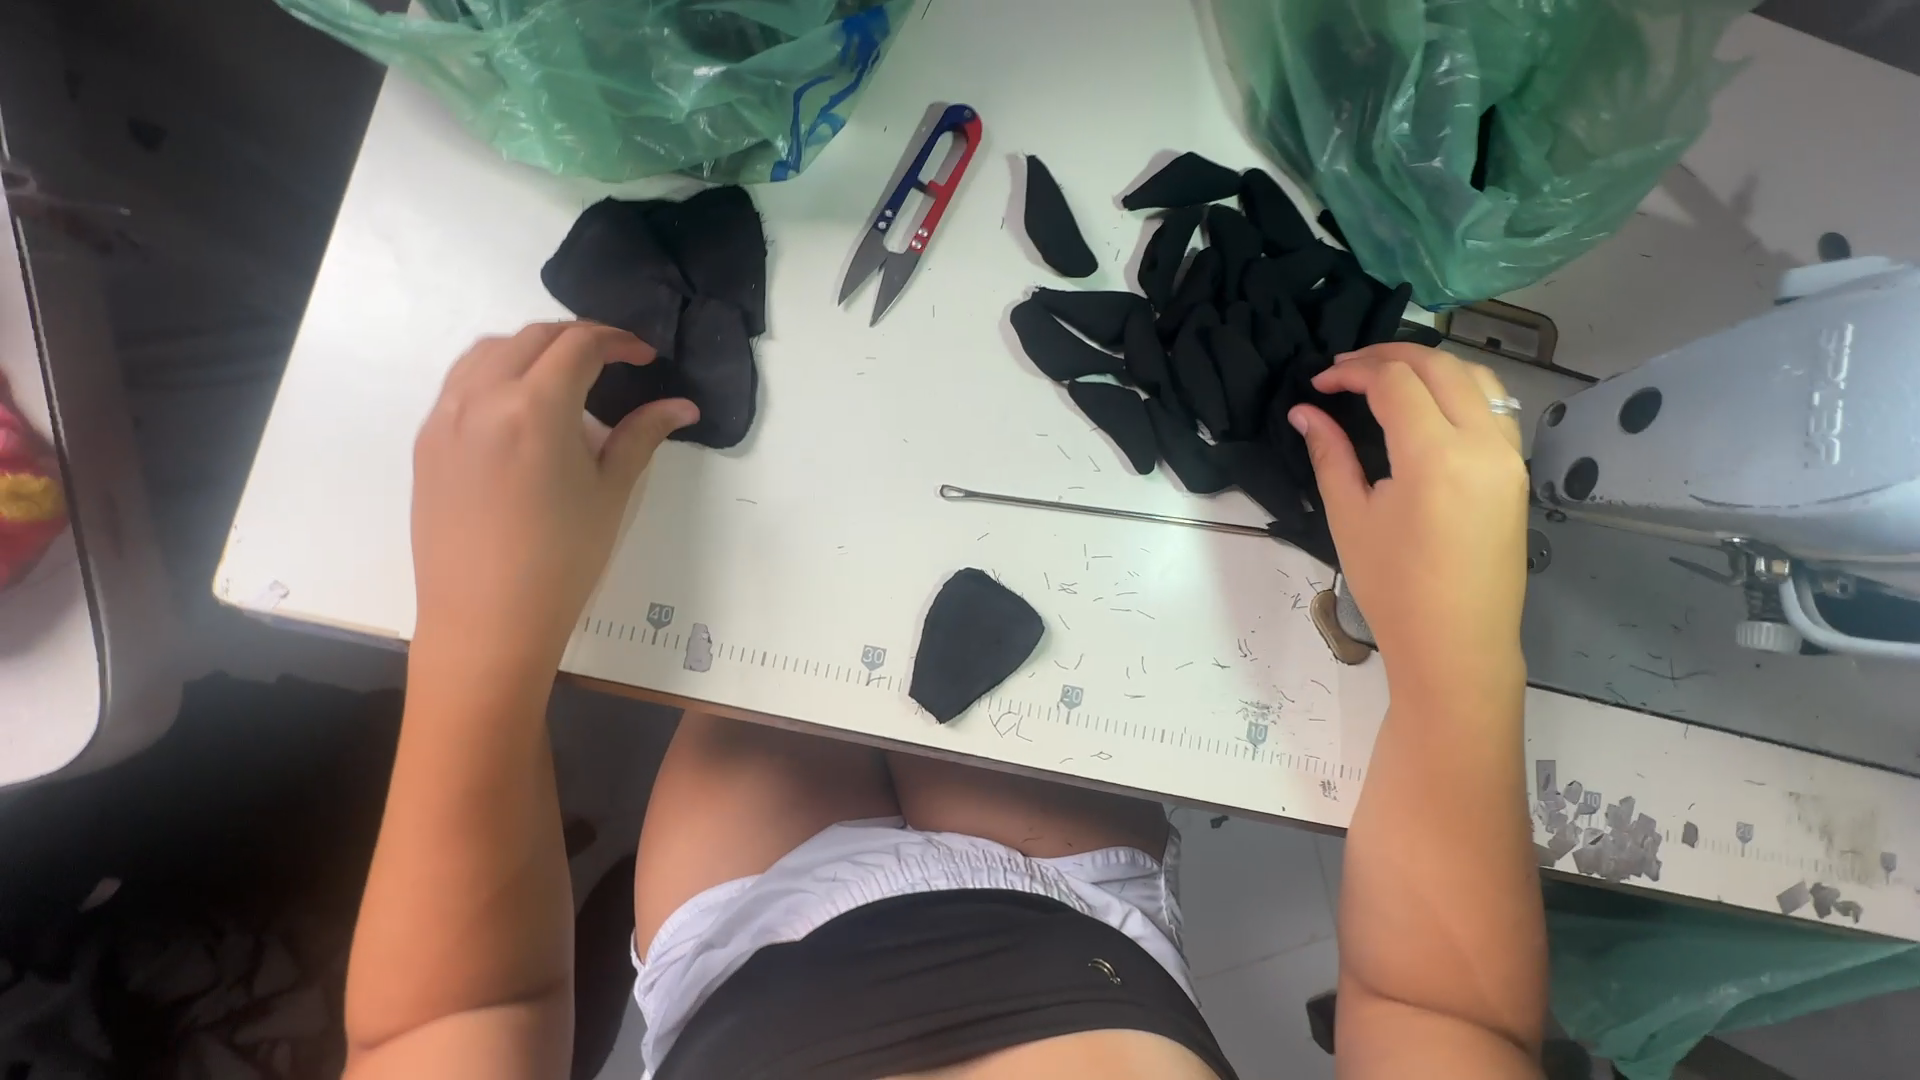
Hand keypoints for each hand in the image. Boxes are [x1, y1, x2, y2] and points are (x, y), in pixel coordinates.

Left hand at [411, 322, 696, 665]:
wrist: (488, 617)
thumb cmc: (564, 558)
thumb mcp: (612, 492)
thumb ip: (643, 435)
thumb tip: (683, 406)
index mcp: (535, 409)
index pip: (578, 345)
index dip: (617, 341)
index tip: (645, 355)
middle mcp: (482, 398)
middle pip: (532, 338)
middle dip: (578, 338)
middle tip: (614, 361)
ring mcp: (446, 417)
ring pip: (489, 351)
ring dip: (533, 349)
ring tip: (566, 378)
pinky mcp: (428, 441)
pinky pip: (461, 382)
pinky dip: (497, 373)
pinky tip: (523, 409)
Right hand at [1289, 343, 1527, 685]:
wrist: (1456, 640)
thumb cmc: (1391, 586)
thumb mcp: (1349, 517)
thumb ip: (1329, 454)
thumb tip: (1305, 412)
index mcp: (1434, 456)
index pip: (1396, 382)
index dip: (1353, 371)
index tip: (1318, 382)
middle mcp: (1482, 443)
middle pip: (1439, 366)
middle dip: (1388, 356)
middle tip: (1345, 369)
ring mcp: (1508, 455)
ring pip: (1475, 378)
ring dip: (1428, 366)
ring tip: (1384, 378)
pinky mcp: (1515, 471)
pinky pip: (1492, 406)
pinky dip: (1456, 389)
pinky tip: (1425, 407)